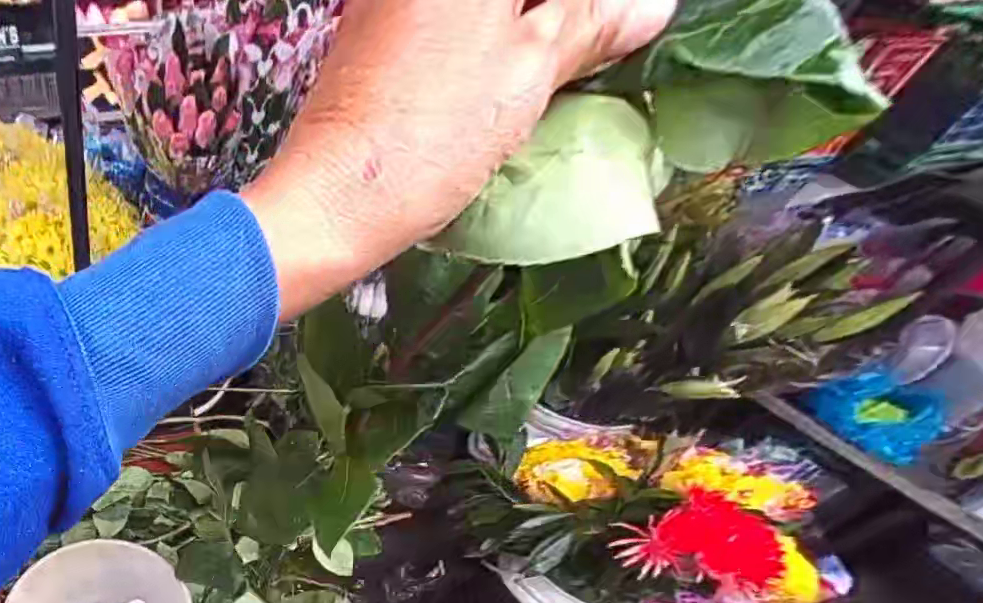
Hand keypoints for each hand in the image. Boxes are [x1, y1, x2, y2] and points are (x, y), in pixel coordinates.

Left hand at [241, 0, 674, 317]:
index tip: (609, 34)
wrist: (331, 203)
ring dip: (524, 30)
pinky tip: (494, 84)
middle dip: (559, 19)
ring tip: (554, 66)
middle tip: (588, 50)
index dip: (585, 12)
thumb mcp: (524, 76)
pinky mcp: (375, 34)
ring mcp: (392, 1)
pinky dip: (484, 41)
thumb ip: (587, 25)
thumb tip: (650, 6)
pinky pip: (448, 25)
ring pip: (483, 12)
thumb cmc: (431, 137)